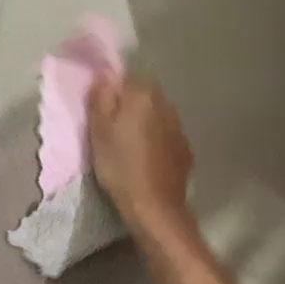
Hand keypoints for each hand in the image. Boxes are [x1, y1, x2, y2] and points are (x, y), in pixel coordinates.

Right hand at [88, 75, 193, 238]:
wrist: (155, 207)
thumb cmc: (121, 168)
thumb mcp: (99, 133)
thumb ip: (101, 99)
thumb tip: (104, 76)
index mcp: (143, 95)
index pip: (125, 77)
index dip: (111, 92)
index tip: (100, 112)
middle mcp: (167, 104)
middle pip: (143, 96)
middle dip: (129, 107)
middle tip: (111, 131)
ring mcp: (179, 127)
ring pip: (156, 116)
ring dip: (144, 124)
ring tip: (129, 147)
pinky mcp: (185, 149)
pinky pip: (166, 136)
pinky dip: (156, 142)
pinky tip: (147, 160)